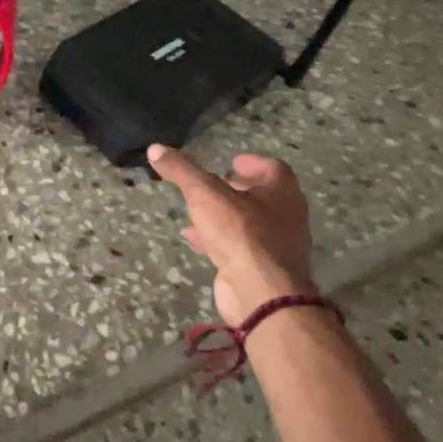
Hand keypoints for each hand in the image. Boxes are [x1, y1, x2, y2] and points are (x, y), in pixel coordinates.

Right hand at [147, 144, 314, 324]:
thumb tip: (155, 148)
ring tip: (198, 211)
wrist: (260, 293)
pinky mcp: (263, 270)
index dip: (253, 162)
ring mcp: (278, 247)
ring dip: (225, 215)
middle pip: (263, 197)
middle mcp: (286, 218)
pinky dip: (220, 239)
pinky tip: (196, 240)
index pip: (274, 169)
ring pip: (250, 223)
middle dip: (237, 189)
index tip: (233, 162)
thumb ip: (182, 170)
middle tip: (214, 185)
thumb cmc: (240, 233)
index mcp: (282, 194)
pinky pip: (241, 247)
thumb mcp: (204, 194)